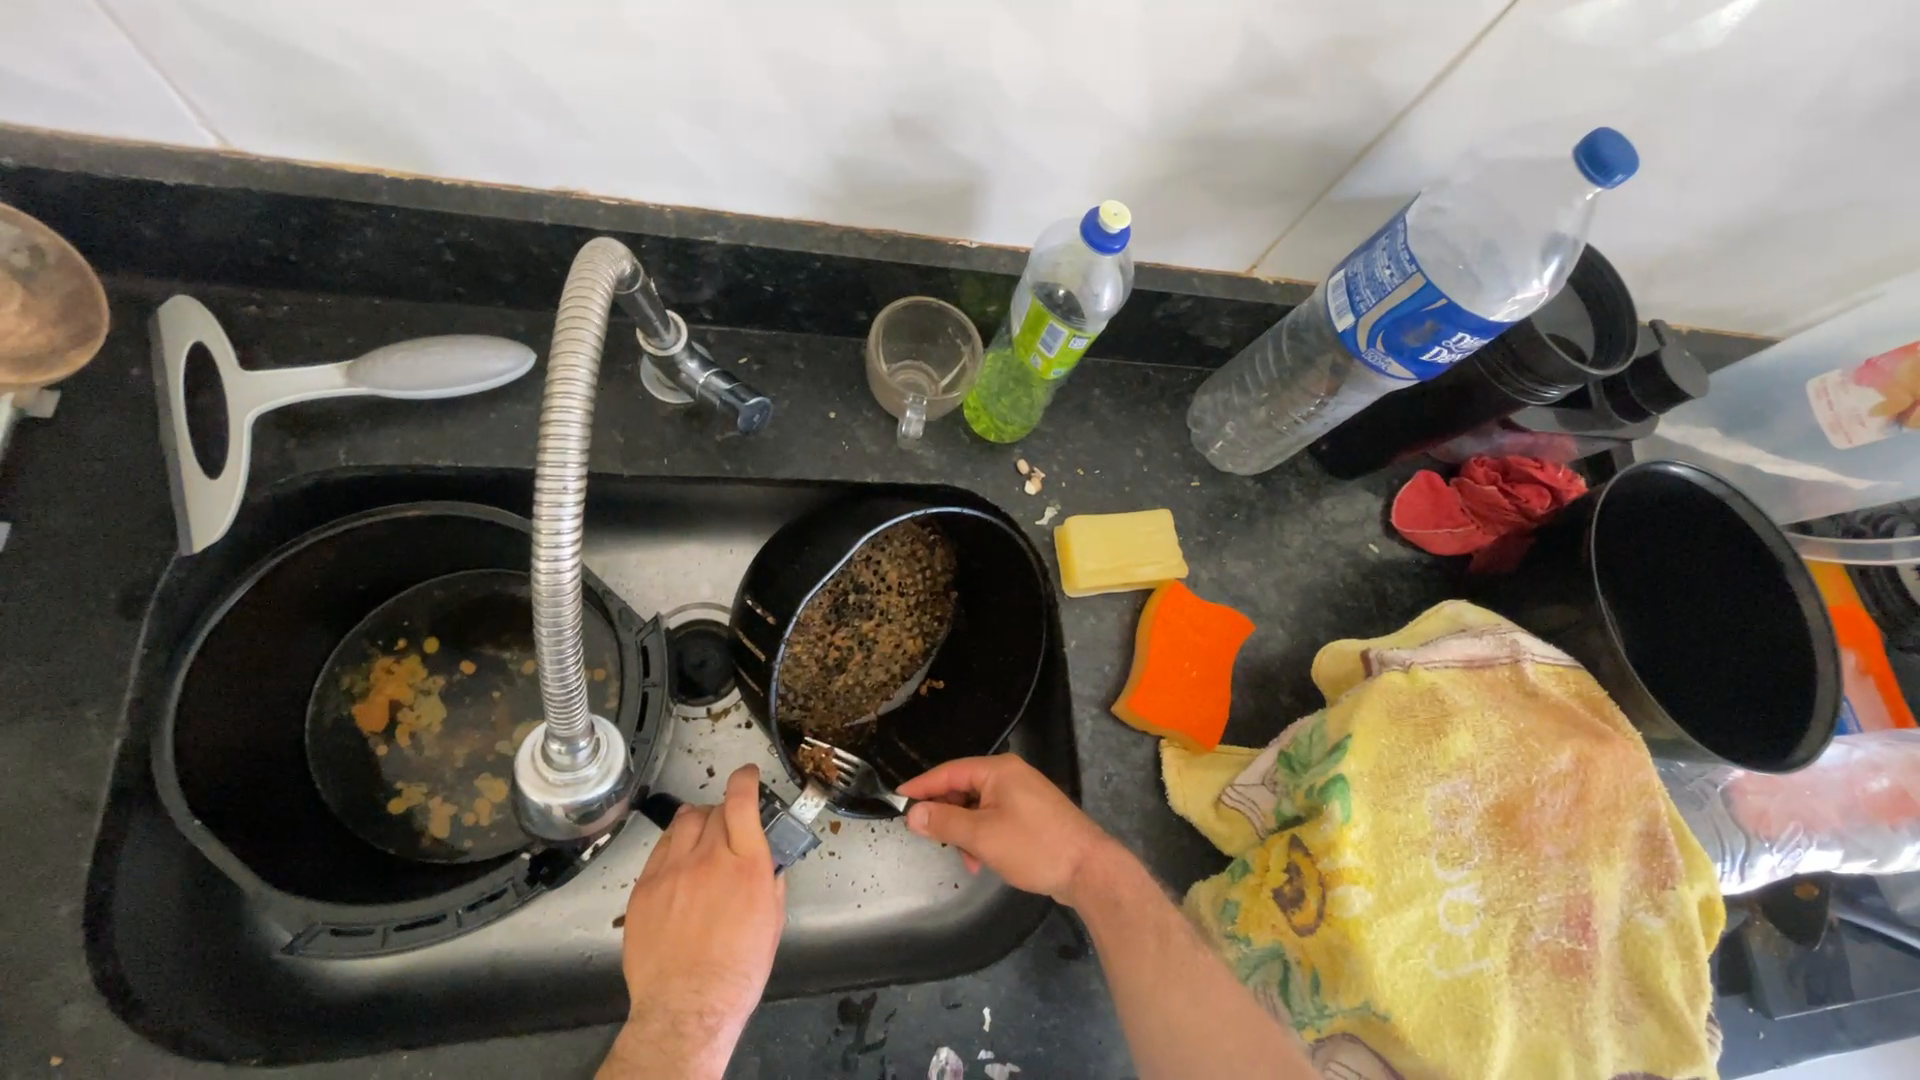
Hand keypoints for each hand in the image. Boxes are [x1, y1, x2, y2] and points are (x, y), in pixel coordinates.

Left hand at [600, 765, 785, 1079]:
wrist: (688, 1006)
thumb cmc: (738, 970)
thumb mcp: (772, 919)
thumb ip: (770, 880)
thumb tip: (766, 862)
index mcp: (746, 864)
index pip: (741, 801)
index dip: (744, 779)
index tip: (747, 774)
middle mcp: (707, 858)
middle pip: (713, 809)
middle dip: (724, 813)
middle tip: (729, 830)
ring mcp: (671, 871)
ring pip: (683, 822)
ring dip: (697, 824)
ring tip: (701, 841)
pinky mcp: (644, 889)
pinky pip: (659, 851)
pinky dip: (673, 850)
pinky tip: (679, 870)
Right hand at [897, 754, 1120, 908]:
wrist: (1089, 870)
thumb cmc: (1034, 847)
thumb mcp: (982, 836)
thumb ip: (944, 822)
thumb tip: (913, 813)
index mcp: (998, 770)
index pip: (949, 772)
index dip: (921, 786)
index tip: (897, 799)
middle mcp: (1011, 775)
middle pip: (963, 789)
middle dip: (948, 818)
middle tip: (936, 841)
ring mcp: (1024, 794)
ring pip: (978, 808)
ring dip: (967, 833)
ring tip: (970, 861)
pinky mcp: (1032, 815)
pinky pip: (995, 818)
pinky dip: (984, 837)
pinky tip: (985, 861)